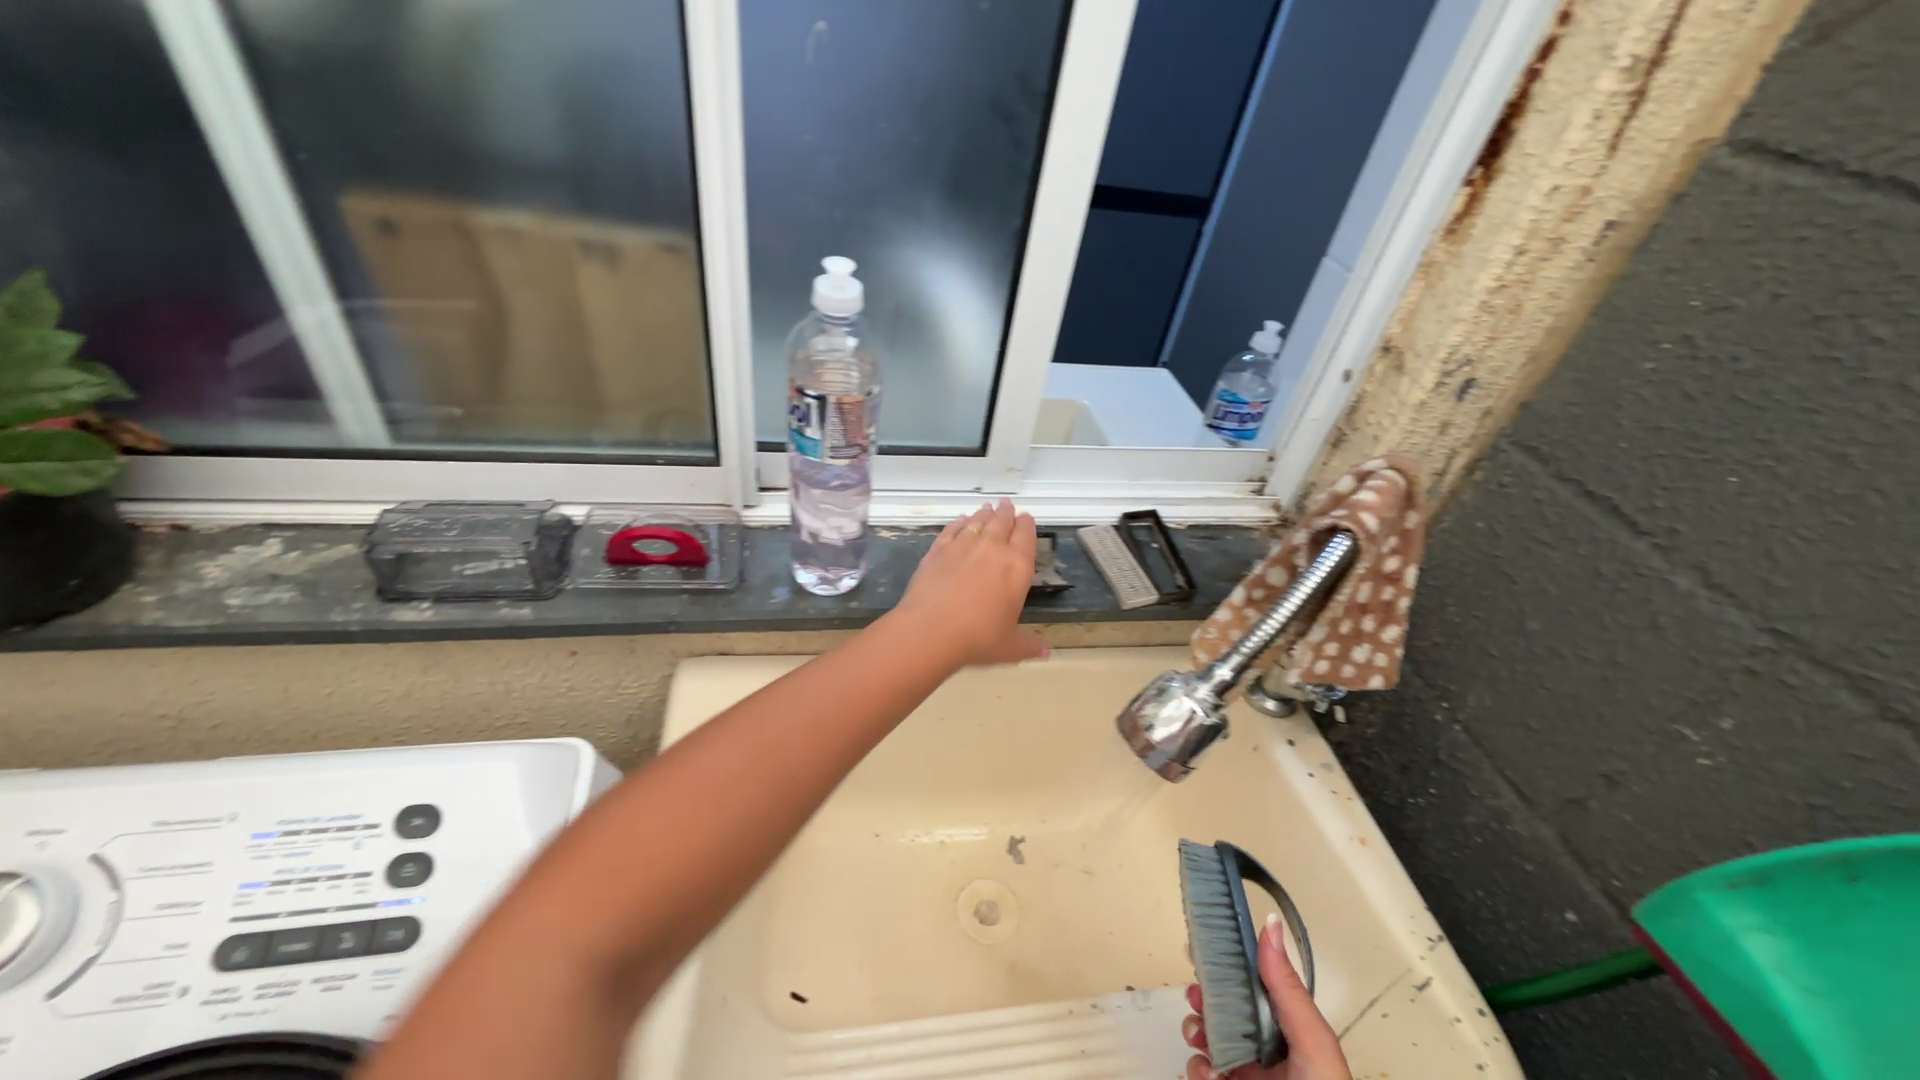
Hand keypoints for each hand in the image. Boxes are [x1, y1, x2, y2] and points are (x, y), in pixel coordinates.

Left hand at [890, 498, 1048, 667]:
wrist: (931, 630)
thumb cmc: (979, 638)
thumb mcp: (1010, 646)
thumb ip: (1029, 644)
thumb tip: (1046, 652)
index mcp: (1017, 567)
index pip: (1026, 536)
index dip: (1027, 525)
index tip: (1026, 518)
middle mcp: (992, 549)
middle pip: (1002, 522)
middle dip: (1006, 513)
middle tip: (1007, 504)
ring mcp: (962, 546)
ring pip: (977, 522)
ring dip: (984, 514)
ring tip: (987, 508)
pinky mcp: (937, 550)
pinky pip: (952, 530)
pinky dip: (958, 523)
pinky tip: (960, 521)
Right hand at [1182, 914, 1351, 1079]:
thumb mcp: (1312, 1042)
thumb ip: (1286, 987)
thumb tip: (1269, 923)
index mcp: (1288, 1029)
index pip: (1252, 985)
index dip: (1226, 965)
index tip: (1201, 950)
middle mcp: (1264, 1049)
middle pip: (1222, 1008)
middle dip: (1203, 998)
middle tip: (1197, 998)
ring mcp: (1243, 1074)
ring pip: (1205, 1039)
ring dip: (1196, 1034)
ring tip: (1202, 1044)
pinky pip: (1198, 1072)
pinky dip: (1197, 1069)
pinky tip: (1210, 1075)